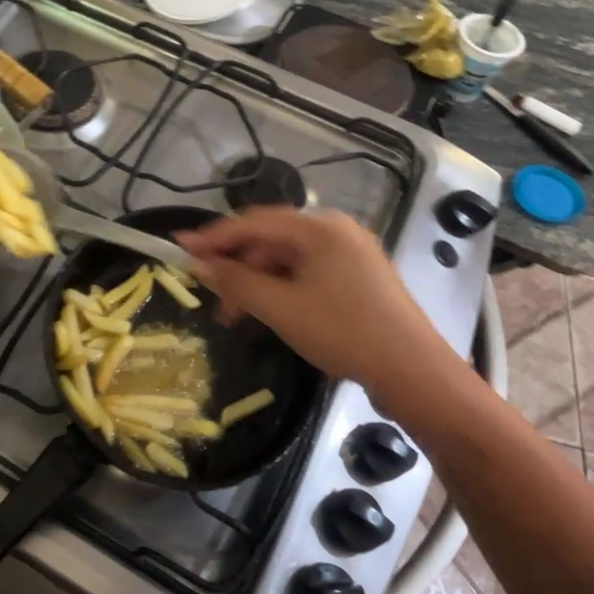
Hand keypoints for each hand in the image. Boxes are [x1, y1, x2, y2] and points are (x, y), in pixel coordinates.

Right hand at [176, 208, 459, 396]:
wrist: (413, 371)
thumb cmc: (344, 332)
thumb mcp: (280, 307)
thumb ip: (235, 282)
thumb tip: (198, 265)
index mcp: (319, 228)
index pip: (253, 222)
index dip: (213, 237)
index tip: (179, 249)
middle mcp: (336, 231)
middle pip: (271, 240)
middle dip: (236, 267)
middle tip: (211, 299)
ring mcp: (351, 254)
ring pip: (288, 259)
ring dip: (257, 283)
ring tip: (237, 317)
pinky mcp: (359, 279)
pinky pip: (307, 273)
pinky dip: (282, 289)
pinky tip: (269, 313)